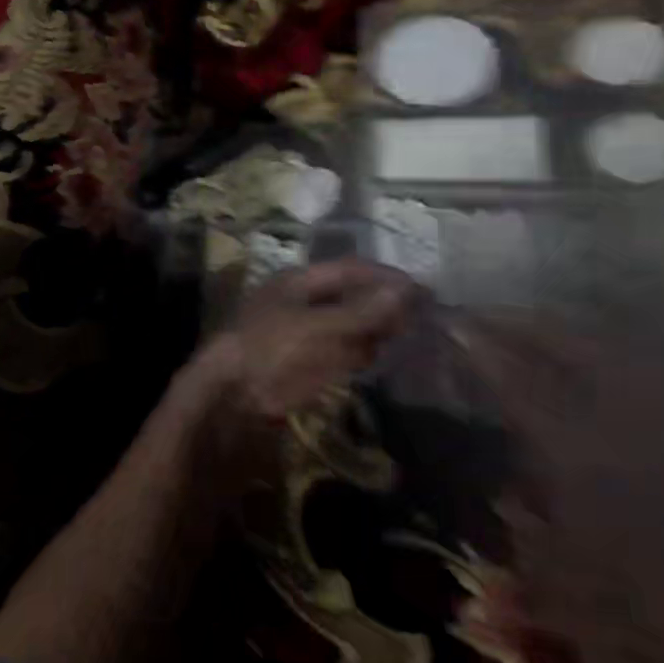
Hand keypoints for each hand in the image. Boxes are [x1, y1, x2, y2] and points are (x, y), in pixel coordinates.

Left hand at [178, 259, 417, 422]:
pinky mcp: (312, 361)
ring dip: (380, 328)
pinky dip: (367, 351)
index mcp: (296, 282)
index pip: (349, 270)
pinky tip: (388, 355)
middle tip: (428, 317)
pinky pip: (346, 350)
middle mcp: (303, 302)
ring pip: (353, 323)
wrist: (235, 393)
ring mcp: (308, 331)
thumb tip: (408, 290)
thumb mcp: (317, 325)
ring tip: (418, 335)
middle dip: (385, 304)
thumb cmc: (269, 346)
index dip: (385, 277)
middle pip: (353, 296)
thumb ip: (361, 311)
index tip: (426, 290)